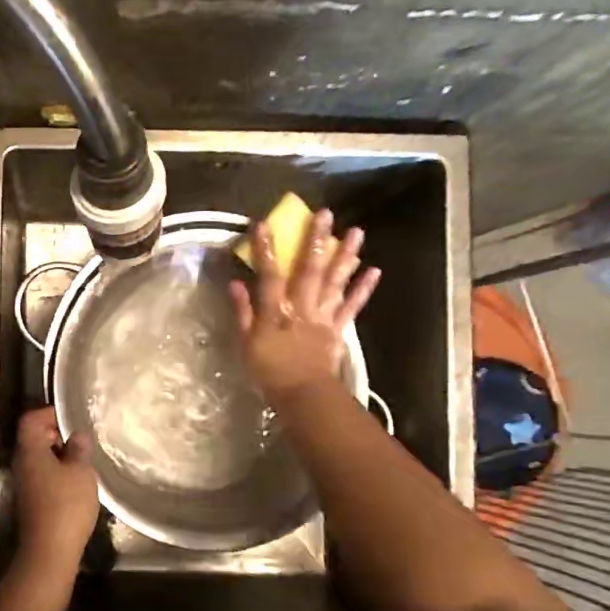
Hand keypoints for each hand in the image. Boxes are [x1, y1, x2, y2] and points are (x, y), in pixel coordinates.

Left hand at [12, 407, 98, 574]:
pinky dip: (59, 470)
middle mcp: (22, 464)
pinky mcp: (33, 499)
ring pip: (40, 457)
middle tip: (82, 437)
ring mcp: (26, 483)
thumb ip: (79, 449)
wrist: (50, 550)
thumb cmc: (66, 505)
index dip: (49, 413)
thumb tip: (77, 435)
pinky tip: (78, 479)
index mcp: (30, 452)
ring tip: (84, 457)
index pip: (30, 420)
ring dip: (61, 453)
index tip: (73, 417)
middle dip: (57, 432)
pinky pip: (44, 474)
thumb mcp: (81, 471)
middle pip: (34, 437)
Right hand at [228, 208, 380, 405]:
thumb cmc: (270, 372)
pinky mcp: (338, 329)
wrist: (304, 396)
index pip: (270, 276)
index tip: (265, 224)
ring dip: (346, 257)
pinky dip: (363, 289)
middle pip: (309, 270)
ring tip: (357, 232)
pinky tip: (374, 270)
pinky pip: (351, 307)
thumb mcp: (246, 345)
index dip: (267, 250)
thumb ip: (243, 313)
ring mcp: (323, 317)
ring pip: (335, 282)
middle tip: (326, 214)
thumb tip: (235, 284)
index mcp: (276, 312)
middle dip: (316, 241)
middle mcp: (302, 308)